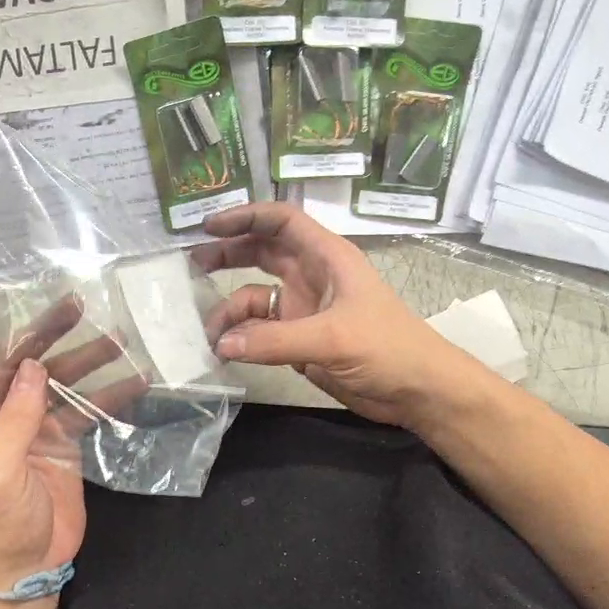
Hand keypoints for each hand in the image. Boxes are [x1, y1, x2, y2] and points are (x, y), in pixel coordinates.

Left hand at [0, 292, 112, 591]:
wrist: (29, 567)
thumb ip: (12, 421)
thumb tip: (32, 367)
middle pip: (10, 361)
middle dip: (40, 333)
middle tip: (74, 305)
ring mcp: (26, 423)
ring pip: (52, 379)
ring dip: (82, 358)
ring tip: (116, 337)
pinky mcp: (59, 438)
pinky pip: (82, 407)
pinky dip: (107, 394)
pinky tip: (135, 379)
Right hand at [192, 203, 501, 428]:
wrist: (416, 391)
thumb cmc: (387, 349)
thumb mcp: (332, 339)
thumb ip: (274, 341)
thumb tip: (222, 344)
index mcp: (328, 258)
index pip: (282, 221)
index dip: (246, 217)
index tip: (209, 225)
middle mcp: (312, 277)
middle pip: (262, 253)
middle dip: (228, 255)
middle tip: (192, 265)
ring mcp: (304, 310)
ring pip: (255, 297)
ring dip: (230, 311)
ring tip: (210, 335)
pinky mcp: (300, 341)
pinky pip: (260, 332)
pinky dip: (241, 339)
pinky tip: (225, 351)